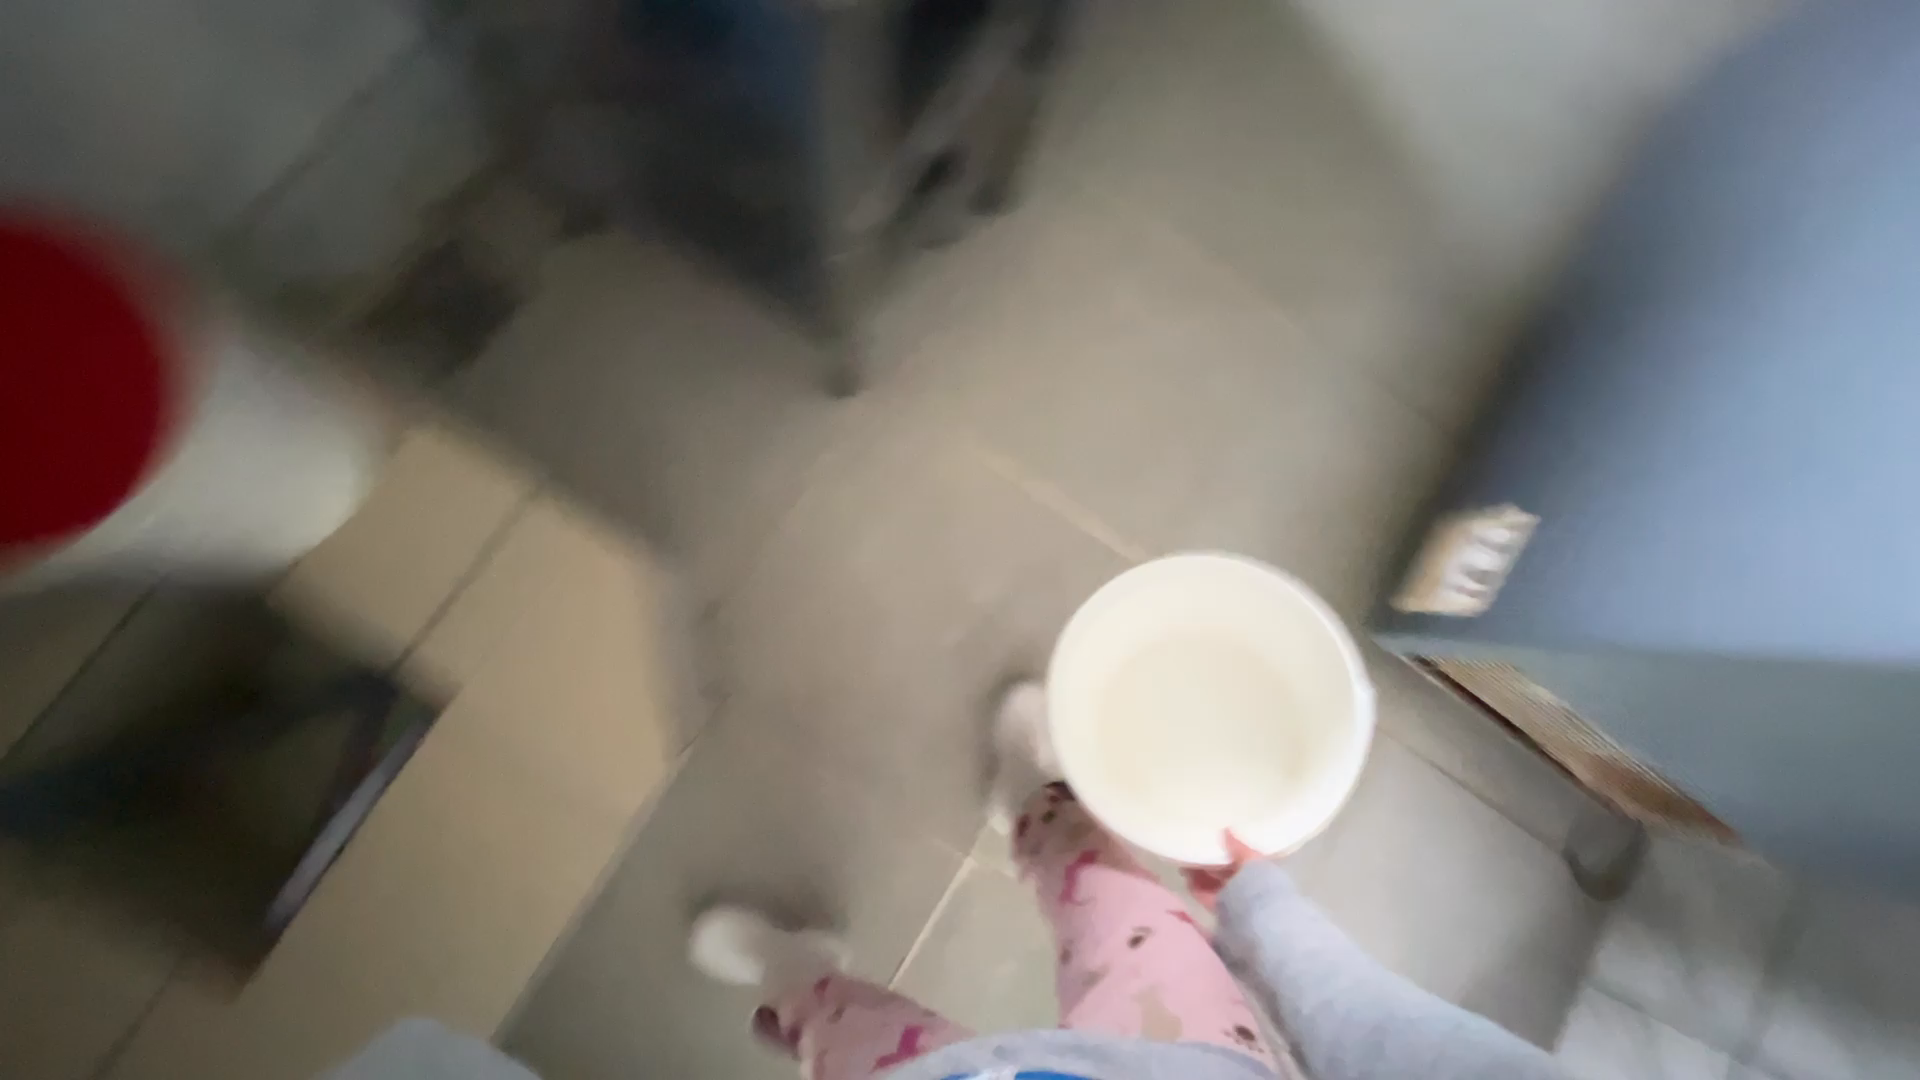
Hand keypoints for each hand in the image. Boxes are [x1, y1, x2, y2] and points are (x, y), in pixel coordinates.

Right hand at [1181, 831, 1265, 912]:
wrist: (1259, 922)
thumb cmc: (1260, 886)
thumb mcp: (1253, 861)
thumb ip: (1239, 847)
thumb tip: (1226, 830)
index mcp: (1259, 875)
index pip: (1241, 860)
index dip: (1227, 850)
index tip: (1212, 839)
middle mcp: (1247, 889)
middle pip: (1224, 872)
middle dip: (1210, 862)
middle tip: (1193, 849)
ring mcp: (1234, 902)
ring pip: (1213, 884)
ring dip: (1199, 874)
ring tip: (1185, 863)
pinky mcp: (1221, 914)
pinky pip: (1206, 897)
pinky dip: (1196, 888)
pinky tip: (1187, 878)